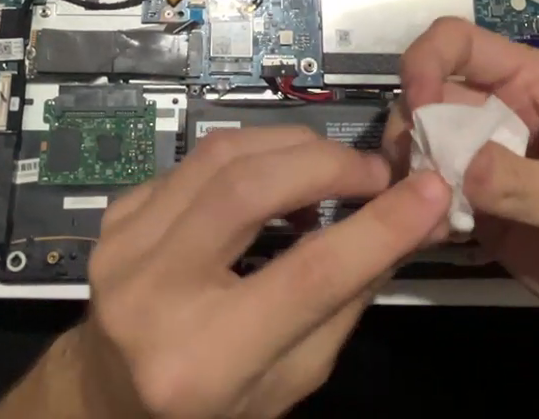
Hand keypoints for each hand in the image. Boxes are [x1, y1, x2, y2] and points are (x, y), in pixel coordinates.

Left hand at [59, 126, 451, 417]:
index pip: (307, 277)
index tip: (430, 189)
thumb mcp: (292, 379)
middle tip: (375, 170)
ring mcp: (123, 245)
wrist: (108, 397)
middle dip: (327, 164)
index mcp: (202, 362)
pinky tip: (275, 178)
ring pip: (220, 155)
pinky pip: (196, 161)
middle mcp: (150, 295)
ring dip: (291, 146)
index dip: (377, 227)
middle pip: (249, 190)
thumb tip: (413, 221)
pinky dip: (250, 156)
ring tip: (331, 168)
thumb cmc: (211, 410)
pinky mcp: (116, 214)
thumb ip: (348, 297)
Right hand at [388, 18, 538, 369]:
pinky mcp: (485, 217)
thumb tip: (454, 166)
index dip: (429, 61)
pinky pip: (434, 199)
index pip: (463, 44)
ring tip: (420, 211)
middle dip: (414, 127)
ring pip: (425, 147)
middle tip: (416, 176)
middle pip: (432, 96)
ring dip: (411, 172)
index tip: (419, 106)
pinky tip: (427, 234)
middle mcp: (506, 118)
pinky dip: (419, 211)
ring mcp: (492, 169)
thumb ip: (525, 184)